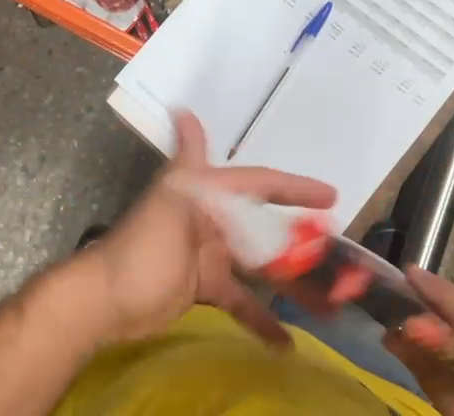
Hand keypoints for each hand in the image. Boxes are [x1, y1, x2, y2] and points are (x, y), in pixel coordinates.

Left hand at [72, 111, 336, 345]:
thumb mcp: (169, 202)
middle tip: (346, 265)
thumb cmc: (143, 248)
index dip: (294, 189)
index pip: (258, 185)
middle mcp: (211, 220)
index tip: (333, 197)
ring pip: (260, 267)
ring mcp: (209, 255)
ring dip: (292, 285)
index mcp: (206, 194)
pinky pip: (241, 302)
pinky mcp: (204, 287)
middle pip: (266, 230)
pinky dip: (262, 320)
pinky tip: (288, 343)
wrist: (107, 299)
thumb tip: (183, 110)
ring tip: (332, 306)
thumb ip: (187, 161)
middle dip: (303, 245)